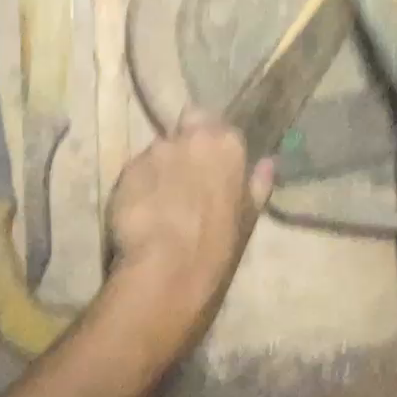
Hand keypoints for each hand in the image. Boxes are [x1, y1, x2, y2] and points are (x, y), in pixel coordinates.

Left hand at [106, 109, 275, 308]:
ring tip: (160, 198)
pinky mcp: (127, 166)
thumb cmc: (218, 247)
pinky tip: (141, 208)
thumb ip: (258, 183)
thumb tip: (268, 163)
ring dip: (161, 166)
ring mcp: (157, 149)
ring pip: (160, 149)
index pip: (220, 128)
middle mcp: (192, 136)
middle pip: (187, 128)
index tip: (211, 168)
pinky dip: (139, 183)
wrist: (168, 268)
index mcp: (227, 144)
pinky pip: (136, 169)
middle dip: (186, 147)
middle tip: (185, 179)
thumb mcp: (248, 218)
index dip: (213, 147)